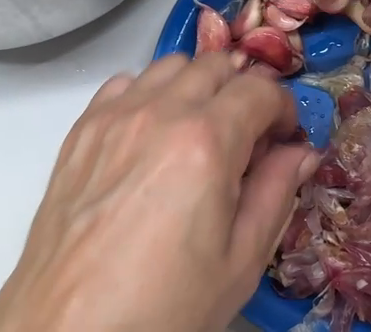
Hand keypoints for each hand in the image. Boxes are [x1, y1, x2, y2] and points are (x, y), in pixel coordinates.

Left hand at [0, 52, 318, 331]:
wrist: (69, 329)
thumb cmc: (162, 307)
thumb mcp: (239, 262)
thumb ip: (276, 194)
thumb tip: (301, 152)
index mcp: (207, 142)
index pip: (259, 89)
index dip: (282, 108)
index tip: (283, 137)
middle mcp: (160, 112)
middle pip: (215, 65)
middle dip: (241, 91)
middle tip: (246, 136)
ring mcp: (116, 114)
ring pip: (170, 65)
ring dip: (195, 86)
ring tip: (198, 132)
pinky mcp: (83, 127)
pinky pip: (125, 81)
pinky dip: (148, 93)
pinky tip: (152, 135)